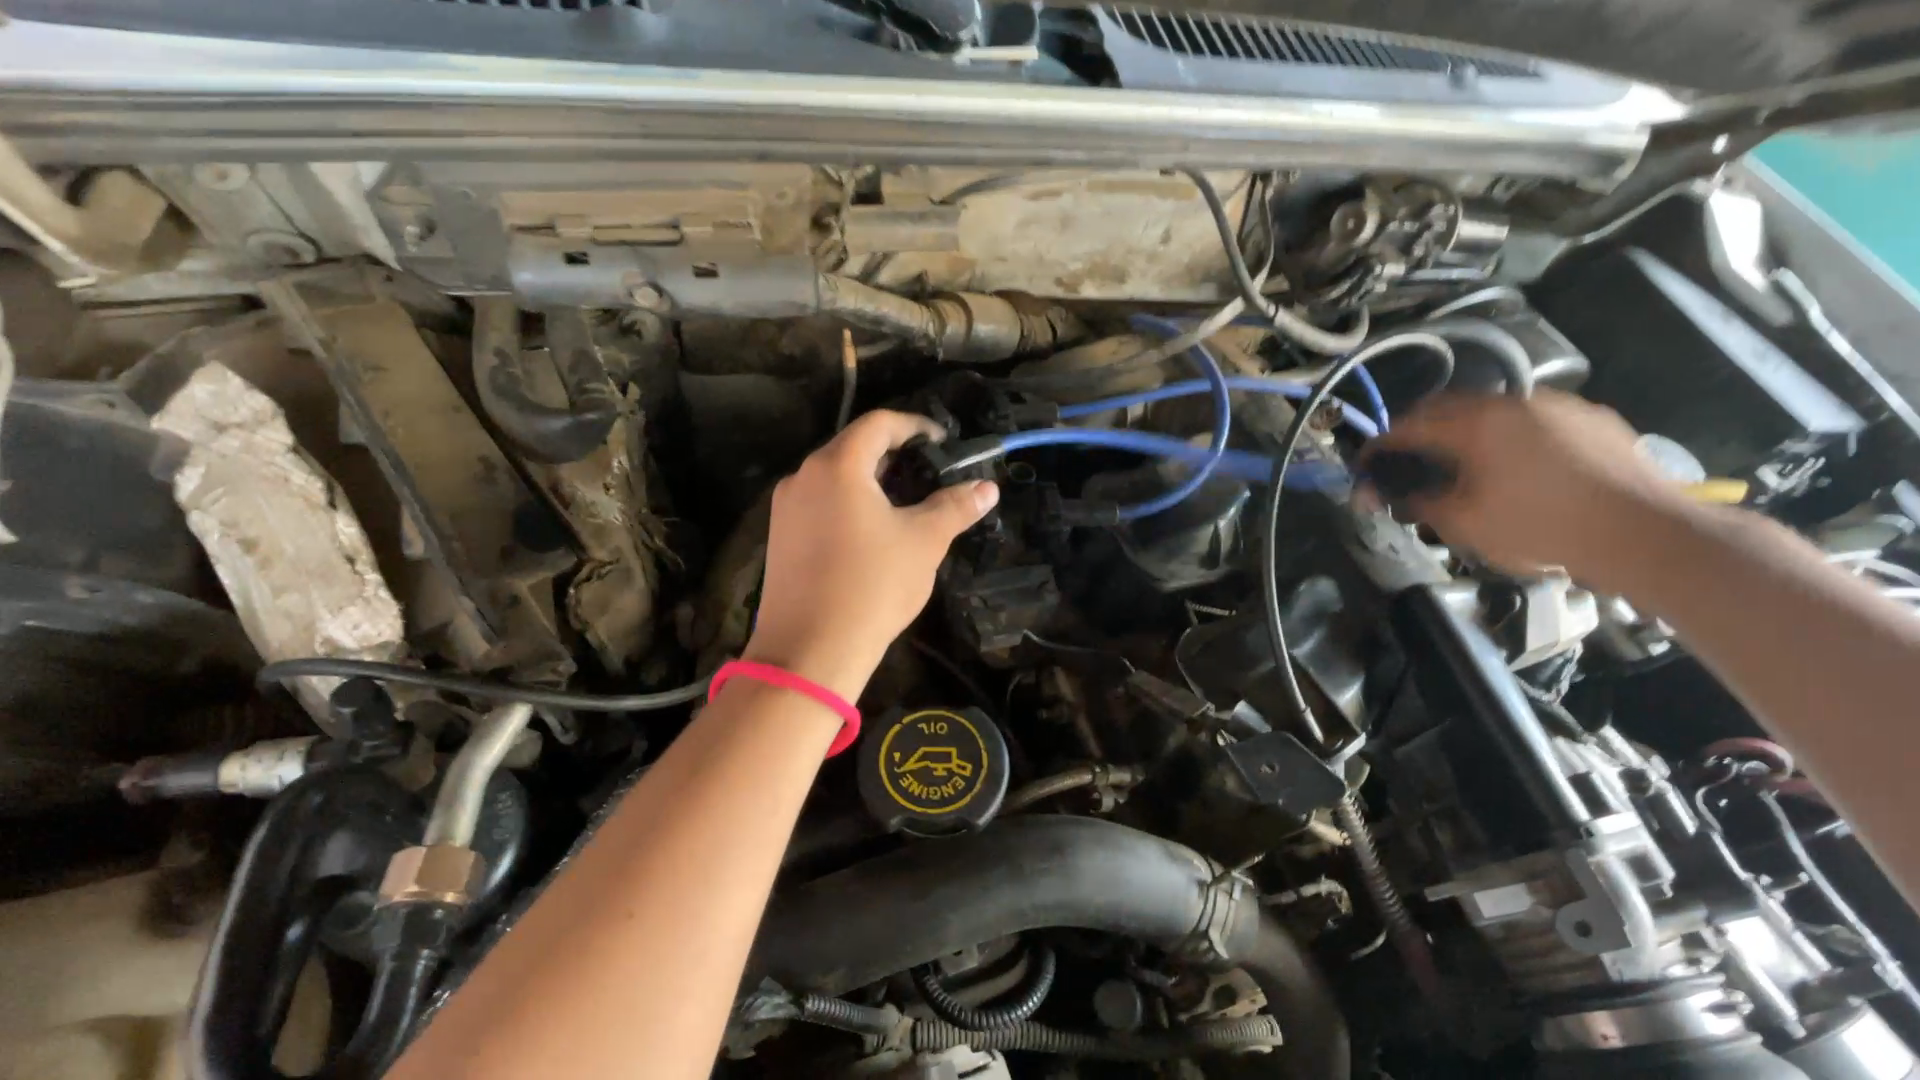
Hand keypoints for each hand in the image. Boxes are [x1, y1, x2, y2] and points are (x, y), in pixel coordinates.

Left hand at [743, 411, 998, 701]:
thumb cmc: (872, 587)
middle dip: (893, 455)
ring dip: (870, 481)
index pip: (878, 424)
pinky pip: (819, 504)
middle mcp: (803, 476)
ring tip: (905, 503)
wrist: (810, 651)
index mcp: (837, 466)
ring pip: (834, 477)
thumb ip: (954, 507)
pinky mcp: (780, 538)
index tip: (942, 442)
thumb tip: (987, 488)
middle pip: (852, 447)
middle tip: (928, 473)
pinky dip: (849, 504)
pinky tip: (872, 532)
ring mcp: (785, 508)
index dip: (914, 426)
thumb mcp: (923, 542)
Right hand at [1358, 390, 1690, 587]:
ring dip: (1466, 431)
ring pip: (1493, 411)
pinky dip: (1510, 436)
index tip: (1367, 465)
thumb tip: (1387, 496)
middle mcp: (1511, 403)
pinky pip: (1533, 419)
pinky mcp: (1589, 417)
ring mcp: (1555, 406)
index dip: (1381, 446)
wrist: (1643, 532)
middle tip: (1409, 461)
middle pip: (1448, 408)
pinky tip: (1518, 466)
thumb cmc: (1543, 528)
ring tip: (1463, 463)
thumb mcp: (1467, 525)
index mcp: (1474, 425)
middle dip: (1420, 432)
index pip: (1408, 426)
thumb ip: (1420, 503)